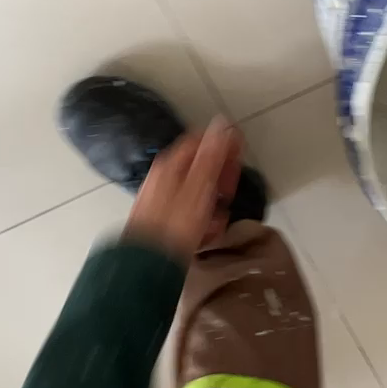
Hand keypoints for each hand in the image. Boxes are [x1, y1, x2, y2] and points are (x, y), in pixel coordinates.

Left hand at [124, 117, 243, 259]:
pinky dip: (202, 217)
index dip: (225, 145)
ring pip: (198, 189)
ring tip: (218, 218)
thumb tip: (222, 123)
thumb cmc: (175, 224)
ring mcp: (162, 197)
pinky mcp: (163, 218)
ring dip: (213, 201)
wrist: (147, 264)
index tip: (239, 157)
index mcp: (172, 164)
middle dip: (220, 177)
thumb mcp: (200, 186)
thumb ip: (212, 155)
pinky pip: (190, 210)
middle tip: (229, 192)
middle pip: (201, 165)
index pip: (203, 140)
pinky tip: (206, 232)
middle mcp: (164, 176)